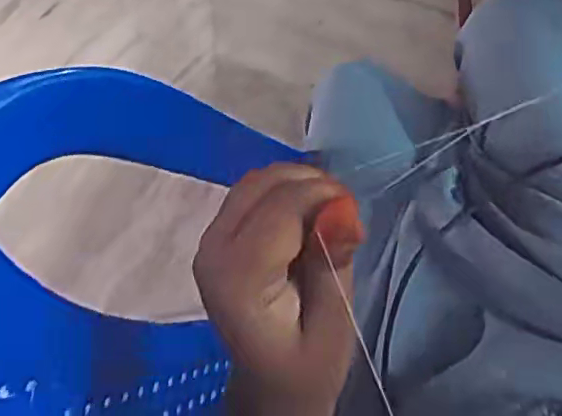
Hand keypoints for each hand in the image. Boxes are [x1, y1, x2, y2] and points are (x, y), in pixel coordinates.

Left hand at [194, 164, 362, 415]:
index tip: (352, 209)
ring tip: (328, 210)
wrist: (270, 383)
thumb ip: (333, 263)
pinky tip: (306, 210)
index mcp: (238, 280)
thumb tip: (343, 208)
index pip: (280, 209)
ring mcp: (210, 236)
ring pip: (259, 179)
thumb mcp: (333, 325)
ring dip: (297, 182)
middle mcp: (213, 250)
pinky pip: (252, 188)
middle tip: (344, 209)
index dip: (321, 195)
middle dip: (311, 184)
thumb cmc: (306, 363)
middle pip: (266, 185)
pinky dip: (283, 187)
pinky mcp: (216, 229)